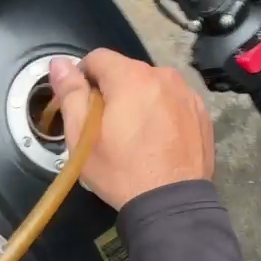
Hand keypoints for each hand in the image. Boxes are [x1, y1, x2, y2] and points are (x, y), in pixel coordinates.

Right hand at [48, 50, 213, 209]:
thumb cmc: (121, 171)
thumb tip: (59, 63)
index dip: (82, 78)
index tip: (81, 105)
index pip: (97, 57)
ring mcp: (187, 93)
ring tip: (133, 137)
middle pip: (126, 72)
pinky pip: (172, 103)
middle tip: (106, 128)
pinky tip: (157, 141)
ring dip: (138, 101)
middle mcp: (163, 76)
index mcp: (131, 77)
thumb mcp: (83, 137)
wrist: (170, 203)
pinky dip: (161, 113)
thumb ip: (70, 93)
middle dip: (112, 92)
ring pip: (151, 87)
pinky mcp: (201, 113)